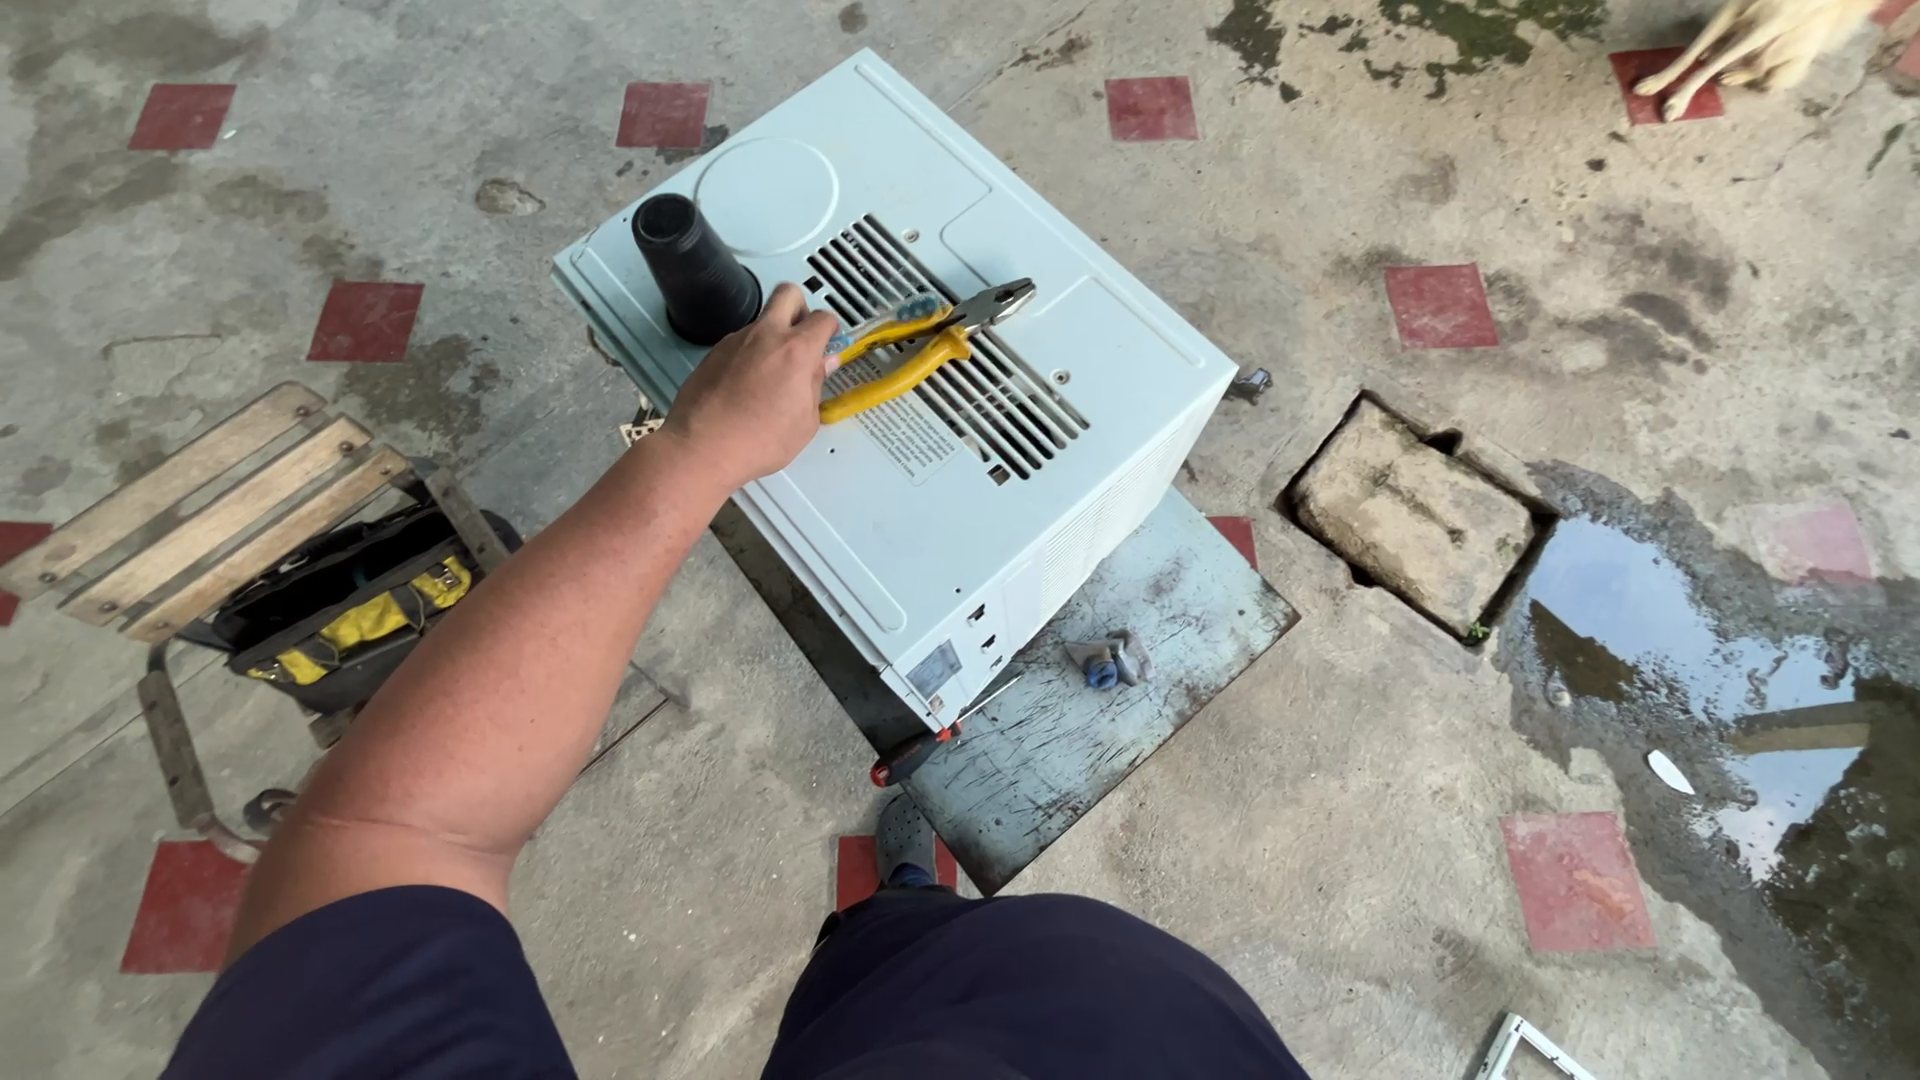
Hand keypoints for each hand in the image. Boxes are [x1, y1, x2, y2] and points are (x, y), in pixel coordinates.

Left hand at [659, 283, 840, 490]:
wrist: (703, 448)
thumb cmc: (761, 441)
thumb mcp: (805, 422)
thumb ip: (816, 385)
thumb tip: (823, 364)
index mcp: (796, 350)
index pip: (822, 318)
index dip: (831, 330)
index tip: (830, 344)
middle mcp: (766, 335)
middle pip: (788, 294)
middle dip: (801, 309)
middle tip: (802, 339)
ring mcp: (736, 340)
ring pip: (762, 321)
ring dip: (773, 336)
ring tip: (772, 376)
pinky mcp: (714, 352)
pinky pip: (740, 342)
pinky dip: (750, 354)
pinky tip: (747, 386)